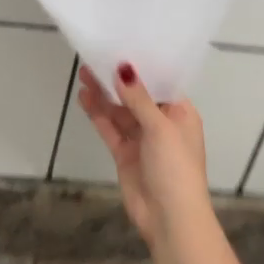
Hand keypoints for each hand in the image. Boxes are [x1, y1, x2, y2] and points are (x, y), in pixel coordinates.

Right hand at [76, 63, 212, 245]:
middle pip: (137, 96)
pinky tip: (85, 98)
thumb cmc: (175, 168)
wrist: (170, 217)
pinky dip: (98, 115)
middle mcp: (162, 124)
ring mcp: (142, 140)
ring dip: (104, 95)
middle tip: (94, 58)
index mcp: (180, 114)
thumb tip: (123, 68)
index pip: (160, 84)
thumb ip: (139, 99)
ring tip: (83, 73)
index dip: (142, 67)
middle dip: (118, 80)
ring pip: (120, 112)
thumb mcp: (160, 128)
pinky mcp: (125, 155)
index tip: (122, 46)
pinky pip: (110, 129)